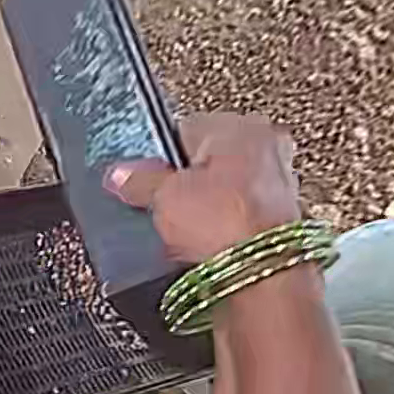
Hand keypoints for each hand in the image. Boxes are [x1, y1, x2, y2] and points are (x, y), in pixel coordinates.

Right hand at [104, 113, 302, 262]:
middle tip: (150, 203)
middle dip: (175, 181)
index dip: (151, 156)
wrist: (255, 267)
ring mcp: (273, 179)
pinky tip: (195, 240)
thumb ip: (138, 181)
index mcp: (239, 126)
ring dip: (194, 204)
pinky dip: (210, 224)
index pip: (182, 128)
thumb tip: (120, 174)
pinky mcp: (270, 213)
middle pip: (202, 159)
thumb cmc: (224, 221)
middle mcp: (264, 144)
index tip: (132, 176)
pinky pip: (227, 213)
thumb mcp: (163, 196)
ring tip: (172, 227)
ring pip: (216, 187)